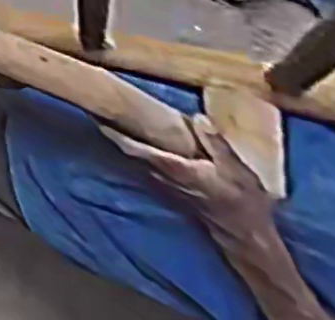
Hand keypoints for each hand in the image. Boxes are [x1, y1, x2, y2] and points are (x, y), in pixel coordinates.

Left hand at [105, 113, 276, 244]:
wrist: (244, 231)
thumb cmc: (242, 199)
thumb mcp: (238, 171)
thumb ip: (217, 145)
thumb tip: (198, 117)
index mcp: (169, 164)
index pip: (127, 144)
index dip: (107, 128)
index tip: (90, 110)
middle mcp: (155, 169)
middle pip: (122, 144)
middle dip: (107, 125)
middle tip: (93, 103)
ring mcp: (156, 176)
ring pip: (129, 151)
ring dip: (117, 133)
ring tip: (105, 111)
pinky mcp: (162, 180)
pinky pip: (140, 158)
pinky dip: (131, 143)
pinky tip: (131, 131)